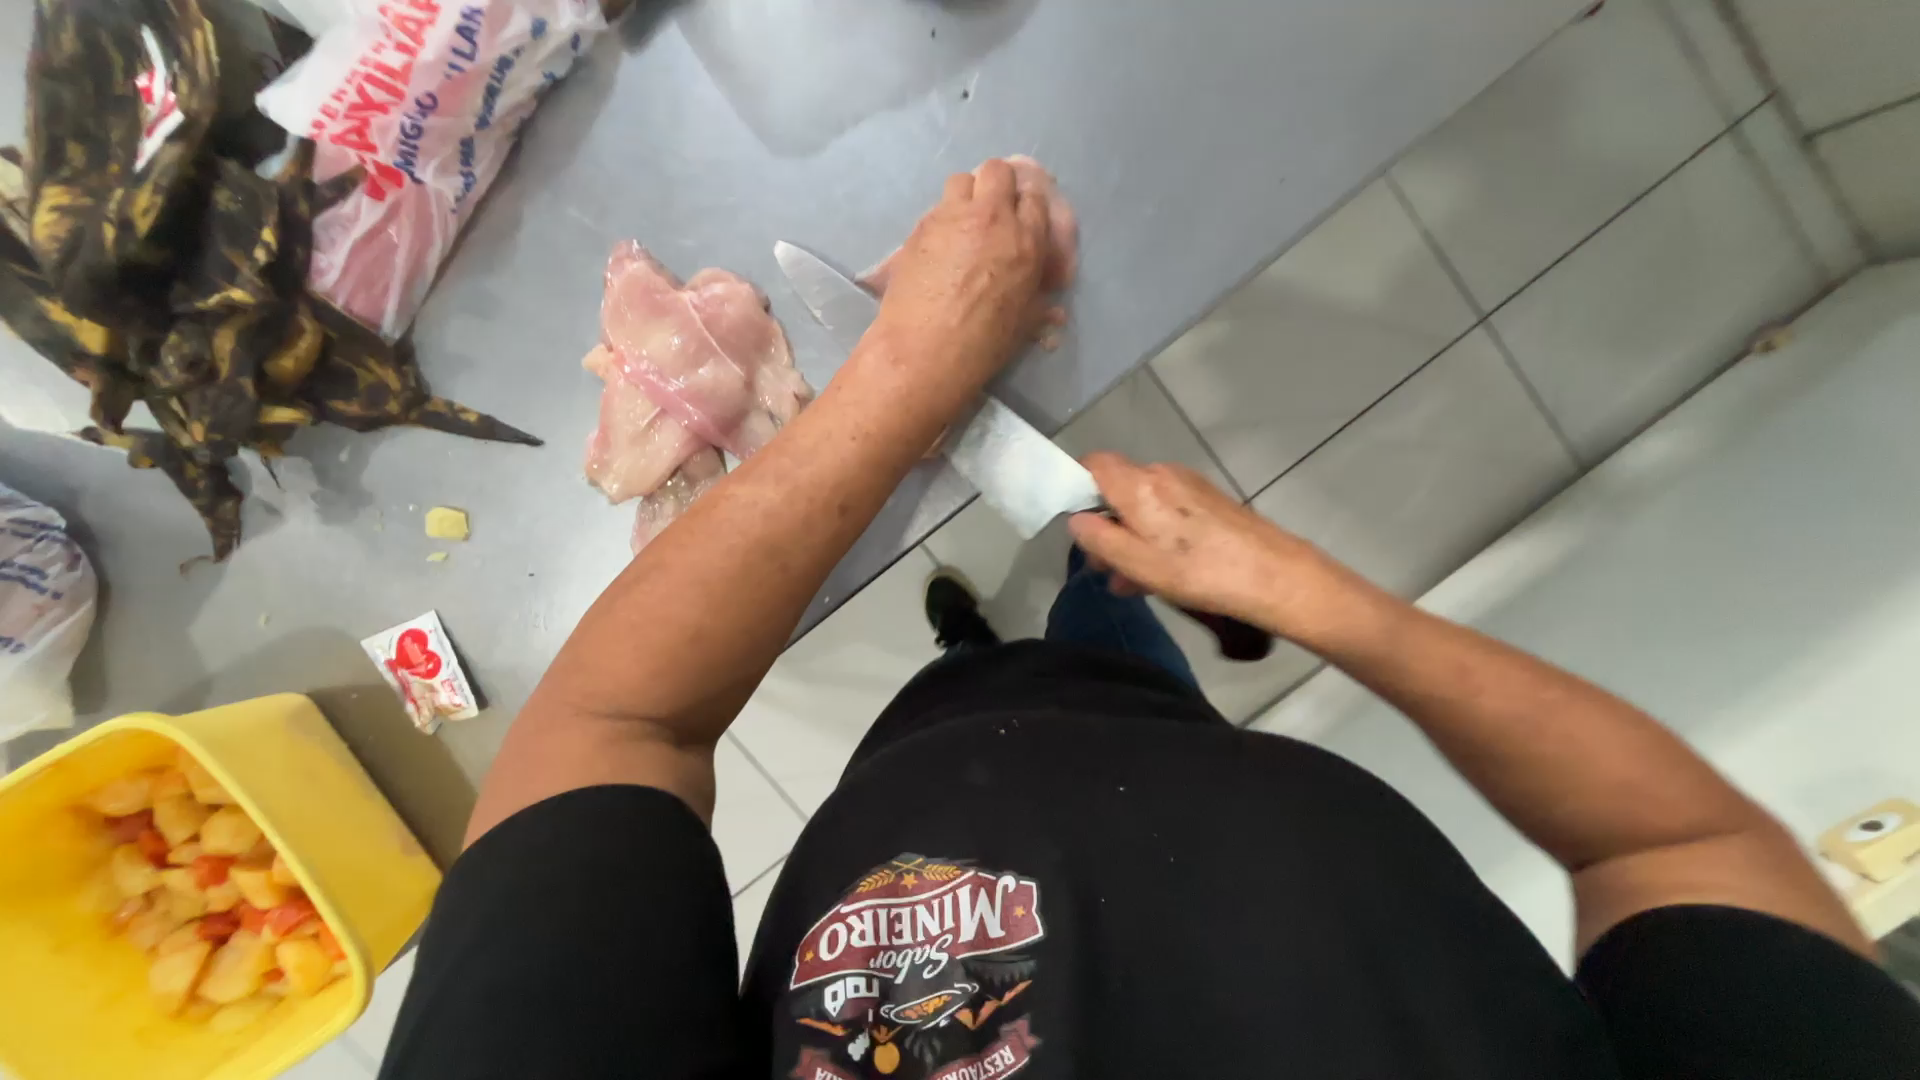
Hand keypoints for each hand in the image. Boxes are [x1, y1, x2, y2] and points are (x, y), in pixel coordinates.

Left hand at [868, 159, 1060, 387]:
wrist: (924, 352)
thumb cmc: (982, 345)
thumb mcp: (1023, 324)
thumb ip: (1038, 303)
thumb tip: (1054, 310)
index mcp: (1026, 241)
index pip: (1035, 198)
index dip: (1028, 208)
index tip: (1022, 223)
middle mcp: (991, 218)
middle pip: (998, 172)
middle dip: (997, 187)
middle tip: (992, 214)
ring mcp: (951, 218)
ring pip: (962, 180)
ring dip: (967, 196)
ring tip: (963, 225)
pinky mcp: (919, 228)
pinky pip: (936, 208)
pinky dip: (942, 219)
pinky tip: (939, 245)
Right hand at [1067, 453, 1373, 641]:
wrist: (1275, 577)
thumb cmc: (1199, 571)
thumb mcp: (1138, 563)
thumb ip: (1099, 539)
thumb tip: (1076, 519)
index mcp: (1140, 485)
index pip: (1094, 464)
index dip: (1075, 485)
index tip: (1072, 521)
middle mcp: (1163, 475)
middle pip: (1118, 489)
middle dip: (1105, 526)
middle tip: (1103, 567)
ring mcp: (1189, 487)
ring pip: (1143, 506)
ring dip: (1130, 539)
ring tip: (1131, 582)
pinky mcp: (1209, 502)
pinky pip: (1167, 513)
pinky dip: (1155, 538)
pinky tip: (1161, 574)